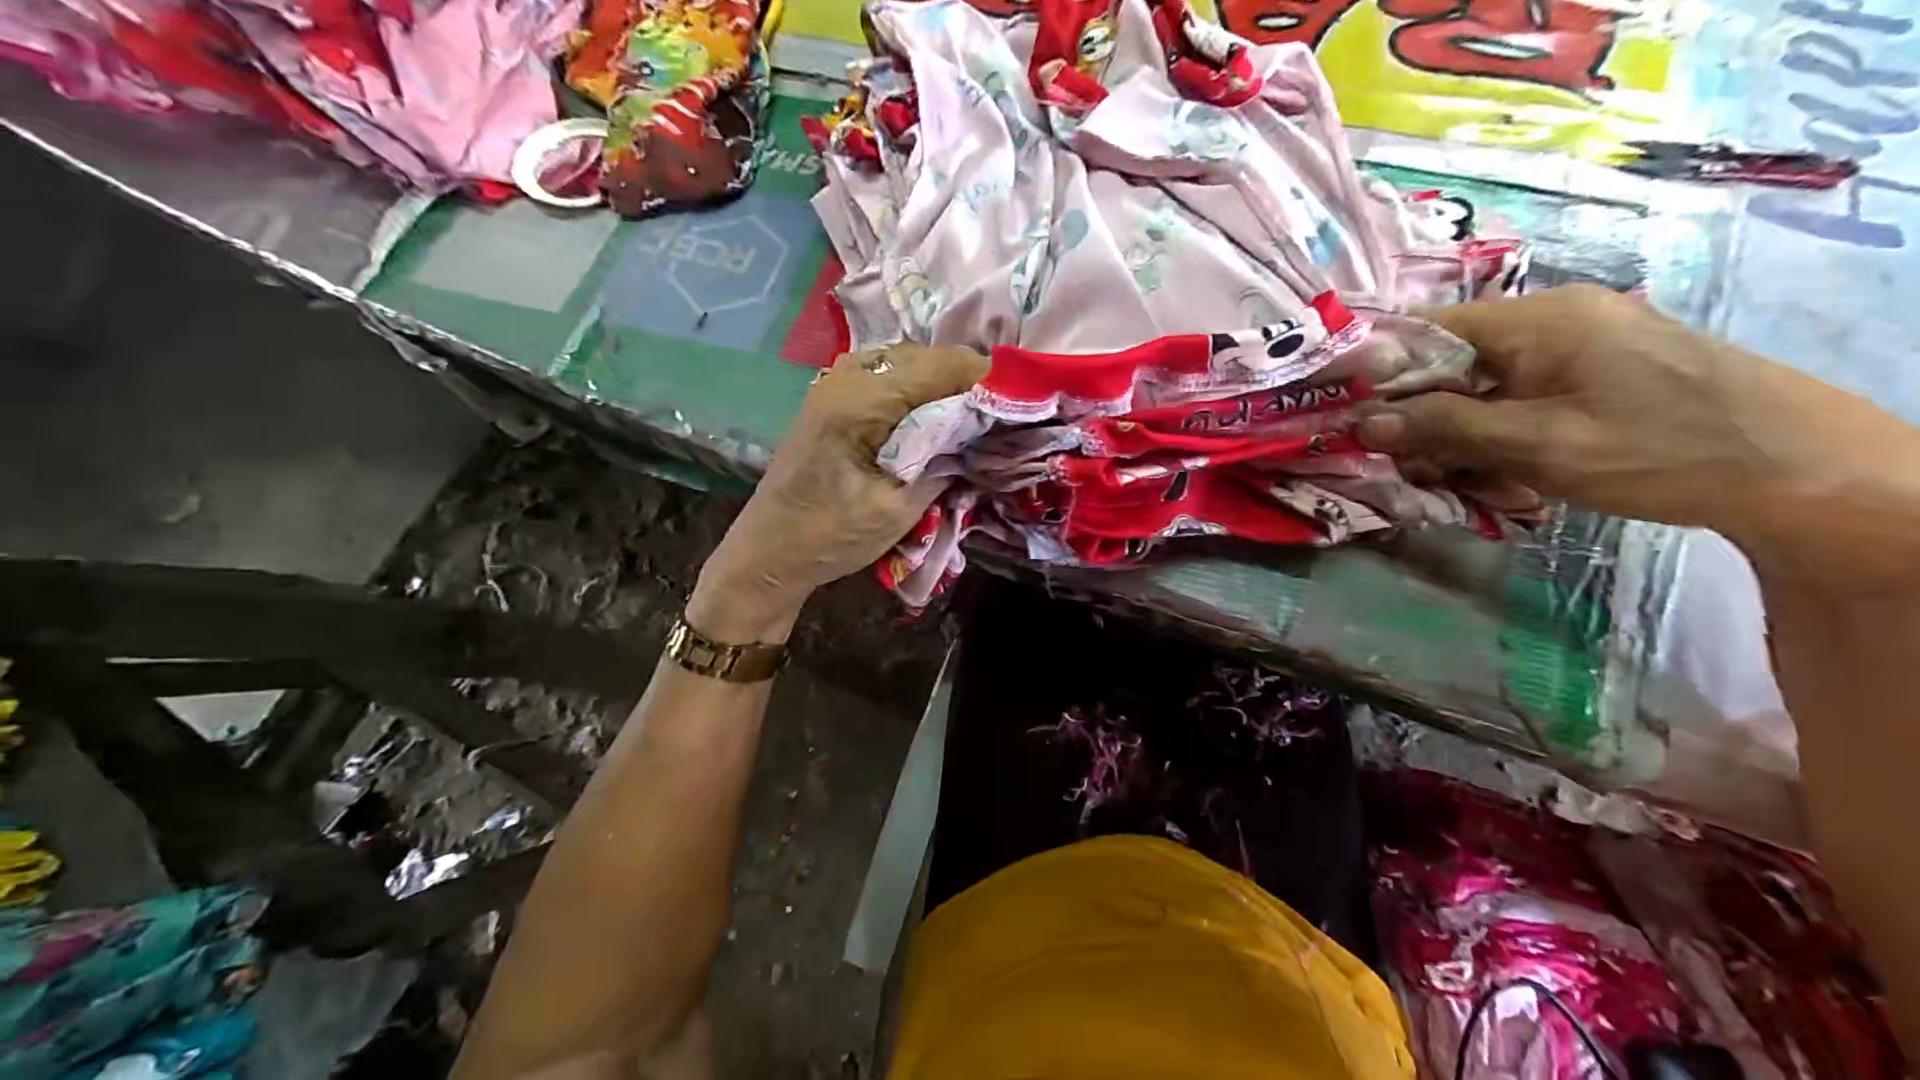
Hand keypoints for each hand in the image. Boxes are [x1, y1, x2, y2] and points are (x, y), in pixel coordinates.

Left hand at [686, 345, 989, 643]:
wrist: (769, 551)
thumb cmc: (830, 536)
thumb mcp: (897, 507)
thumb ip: (944, 463)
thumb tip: (983, 436)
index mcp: (862, 399)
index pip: (944, 366)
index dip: (990, 381)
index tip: (1023, 405)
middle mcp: (848, 375)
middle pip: (929, 357)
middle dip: (971, 381)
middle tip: (1004, 415)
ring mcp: (837, 381)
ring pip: (911, 363)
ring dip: (946, 384)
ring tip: (976, 417)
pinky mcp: (834, 396)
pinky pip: (891, 376)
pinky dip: (921, 390)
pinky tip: (936, 417)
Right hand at [1354, 285, 1919, 539]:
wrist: (1799, 469)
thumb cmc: (1656, 447)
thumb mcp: (1534, 443)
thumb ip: (1443, 427)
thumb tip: (1360, 421)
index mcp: (1538, 319)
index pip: (1427, 329)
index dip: (1379, 370)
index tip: (1347, 415)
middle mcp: (1555, 319)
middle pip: (1453, 361)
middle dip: (1420, 413)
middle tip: (1404, 463)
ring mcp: (1582, 345)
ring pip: (1484, 385)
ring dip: (1460, 432)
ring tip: (1458, 478)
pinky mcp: (1600, 372)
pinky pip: (1521, 396)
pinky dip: (1499, 432)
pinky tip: (1504, 471)